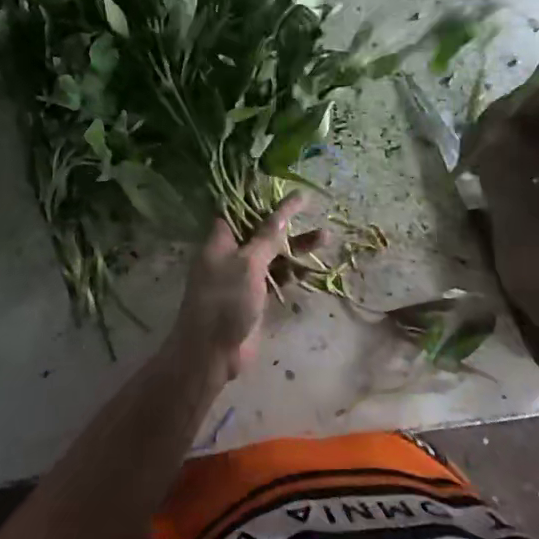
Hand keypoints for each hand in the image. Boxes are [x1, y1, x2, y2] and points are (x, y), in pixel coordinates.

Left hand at [166, 192, 309, 379]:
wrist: (212, 353)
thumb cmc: (224, 301)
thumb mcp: (248, 263)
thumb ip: (267, 237)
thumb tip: (282, 210)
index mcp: (220, 241)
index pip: (238, 209)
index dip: (257, 196)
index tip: (281, 185)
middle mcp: (230, 255)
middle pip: (260, 231)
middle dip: (285, 221)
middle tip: (310, 205)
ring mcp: (243, 278)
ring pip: (273, 255)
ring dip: (296, 247)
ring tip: (326, 236)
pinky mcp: (255, 297)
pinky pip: (277, 278)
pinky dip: (293, 272)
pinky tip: (312, 267)